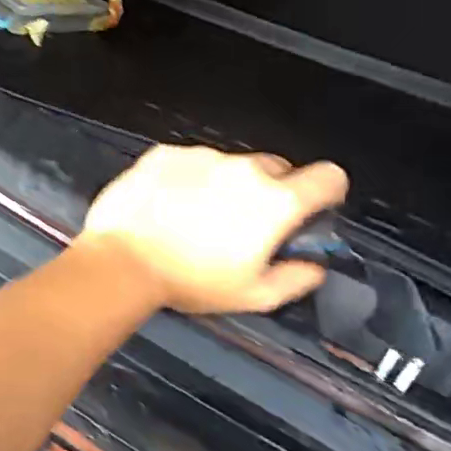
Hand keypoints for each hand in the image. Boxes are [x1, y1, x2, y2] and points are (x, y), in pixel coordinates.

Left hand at [75, 145, 347, 314]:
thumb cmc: (187, 281)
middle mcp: (243, 169)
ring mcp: (201, 157)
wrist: (122, 262)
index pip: (329, 176)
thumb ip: (294, 279)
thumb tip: (312, 267)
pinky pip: (188, 162)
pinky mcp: (164, 155)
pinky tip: (167, 205)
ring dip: (222, 184)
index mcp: (276, 201)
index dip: (325, 192)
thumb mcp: (251, 295)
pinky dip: (185, 178)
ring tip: (194, 218)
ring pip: (228, 165)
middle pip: (276, 169)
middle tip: (243, 223)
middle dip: (269, 192)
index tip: (312, 207)